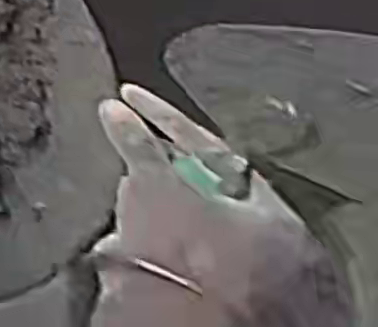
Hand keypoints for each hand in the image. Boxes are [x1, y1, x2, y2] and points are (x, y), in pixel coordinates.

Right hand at [90, 83, 350, 326]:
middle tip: (126, 137)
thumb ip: (138, 144)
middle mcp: (285, 247)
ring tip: (123, 181)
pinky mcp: (239, 298)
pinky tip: (138, 221)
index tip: (127, 95)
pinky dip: (166, 226)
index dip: (166, 119)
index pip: (214, 150)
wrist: (189, 318)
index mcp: (277, 215)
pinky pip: (194, 243)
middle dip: (168, 161)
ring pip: (205, 217)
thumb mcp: (155, 185)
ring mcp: (266, 278)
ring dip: (166, 196)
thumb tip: (114, 107)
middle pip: (214, 185)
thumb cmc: (186, 247)